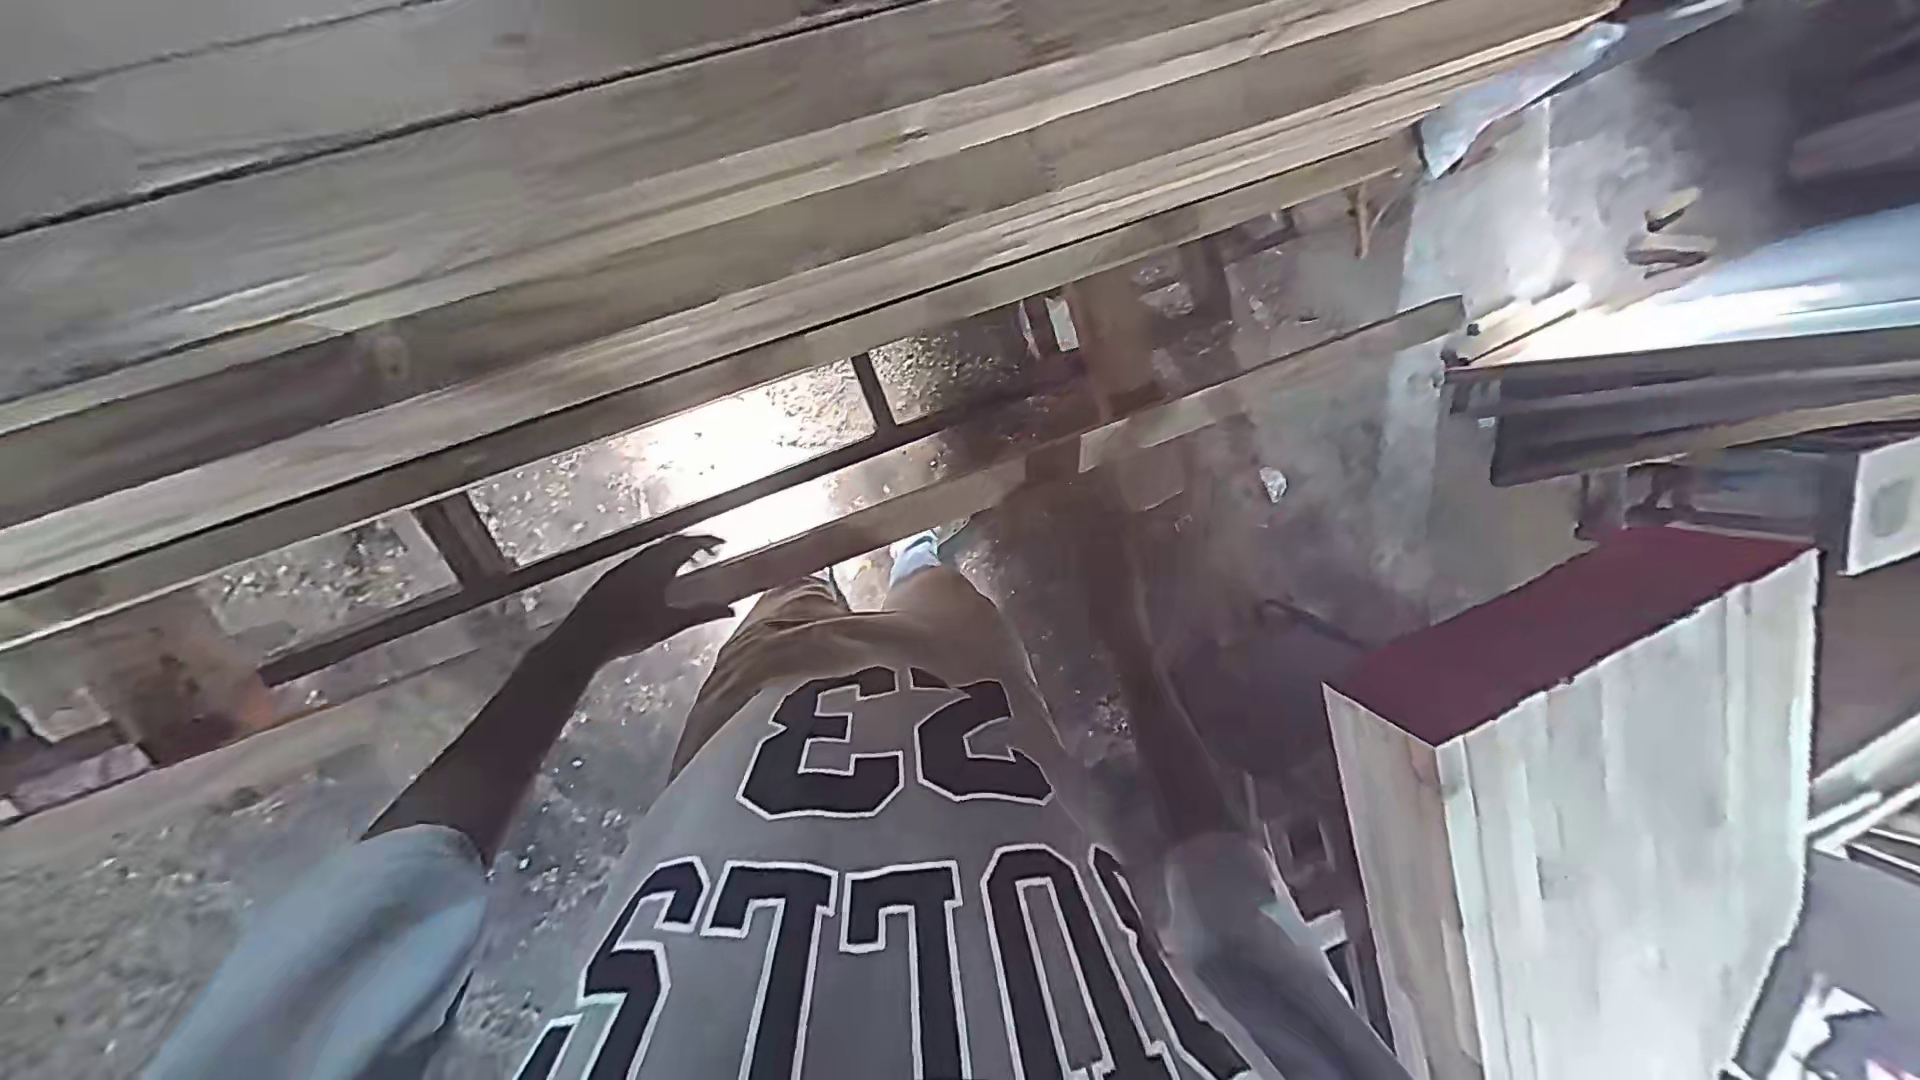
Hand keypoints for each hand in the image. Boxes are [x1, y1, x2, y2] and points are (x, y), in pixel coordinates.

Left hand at [554, 535, 734, 661]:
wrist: (584, 639)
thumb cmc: (629, 631)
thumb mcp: (671, 624)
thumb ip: (702, 613)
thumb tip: (730, 610)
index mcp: (657, 568)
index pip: (686, 544)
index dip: (707, 541)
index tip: (721, 544)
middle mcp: (640, 562)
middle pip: (670, 543)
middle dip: (692, 544)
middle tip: (708, 552)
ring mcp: (623, 568)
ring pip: (654, 550)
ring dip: (674, 552)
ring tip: (687, 563)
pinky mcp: (612, 578)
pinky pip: (641, 559)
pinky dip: (658, 560)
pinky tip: (659, 578)